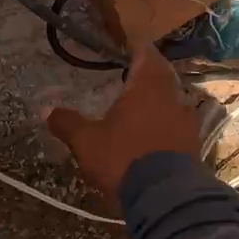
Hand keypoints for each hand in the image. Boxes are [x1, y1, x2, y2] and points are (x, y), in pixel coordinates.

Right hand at [46, 42, 202, 197]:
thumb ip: (67, 123)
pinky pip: (176, 121)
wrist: (166, 196)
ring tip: (136, 102)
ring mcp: (187, 120)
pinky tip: (149, 130)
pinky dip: (163, 119)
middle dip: (145, 72)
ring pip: (171, 99)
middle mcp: (173, 97)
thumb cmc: (123, 157)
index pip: (145, 54)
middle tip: (126, 71)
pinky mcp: (193, 143)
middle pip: (161, 75)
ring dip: (156, 97)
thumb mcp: (86, 141)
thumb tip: (46, 109)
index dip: (135, 46)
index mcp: (148, 87)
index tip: (123, 42)